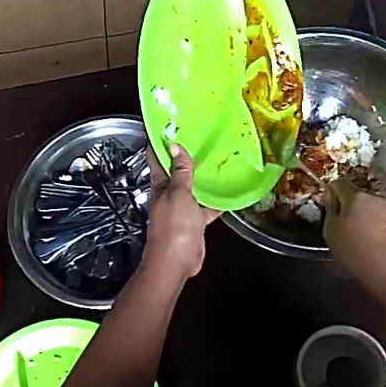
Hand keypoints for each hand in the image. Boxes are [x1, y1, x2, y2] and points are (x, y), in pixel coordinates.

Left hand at [143, 144, 219, 280]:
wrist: (176, 261)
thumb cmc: (173, 227)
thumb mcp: (179, 194)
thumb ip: (180, 172)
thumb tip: (175, 145)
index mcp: (160, 185)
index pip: (156, 158)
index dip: (159, 142)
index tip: (167, 125)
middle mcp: (169, 194)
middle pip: (175, 171)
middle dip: (183, 156)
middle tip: (199, 137)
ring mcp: (182, 208)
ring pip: (192, 187)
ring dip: (200, 176)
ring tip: (217, 159)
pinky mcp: (194, 221)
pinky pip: (206, 206)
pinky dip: (215, 200)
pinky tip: (229, 192)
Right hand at [323, 178, 385, 284]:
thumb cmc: (353, 249)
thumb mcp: (330, 230)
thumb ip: (330, 209)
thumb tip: (331, 195)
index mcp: (355, 197)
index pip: (340, 184)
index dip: (333, 191)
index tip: (330, 202)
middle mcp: (376, 199)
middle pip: (360, 199)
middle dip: (353, 208)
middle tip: (346, 227)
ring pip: (376, 209)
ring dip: (370, 217)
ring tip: (365, 237)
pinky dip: (384, 228)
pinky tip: (379, 243)